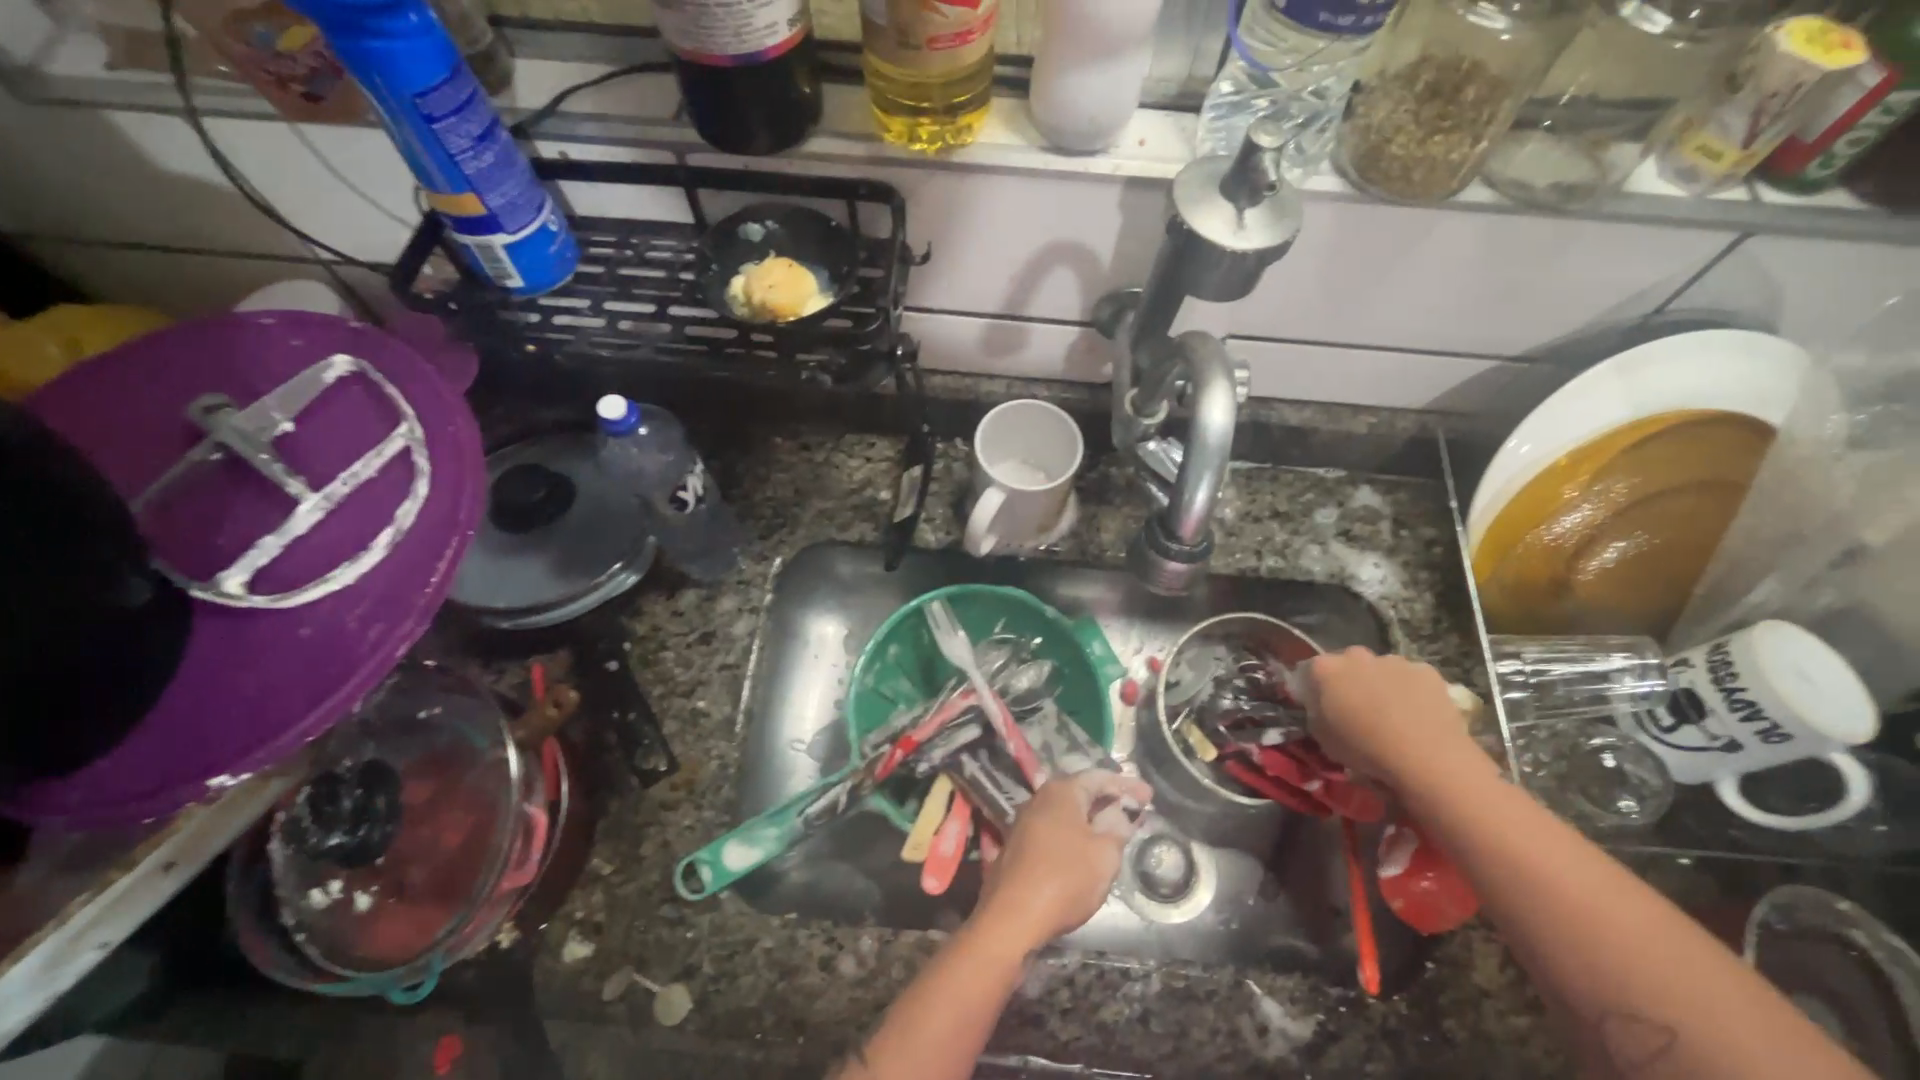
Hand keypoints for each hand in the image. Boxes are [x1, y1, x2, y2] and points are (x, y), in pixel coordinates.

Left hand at [969, 770, 1153, 954]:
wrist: (1011, 918)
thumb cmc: (1064, 879)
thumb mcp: (1104, 854)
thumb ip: (1117, 827)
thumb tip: (1118, 812)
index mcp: (1061, 792)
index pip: (1099, 777)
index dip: (1127, 785)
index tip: (1149, 795)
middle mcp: (1038, 799)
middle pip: (1080, 792)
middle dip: (1108, 800)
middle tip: (1135, 811)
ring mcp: (1023, 823)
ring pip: (1066, 813)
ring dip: (1091, 819)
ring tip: (1115, 831)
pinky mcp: (1017, 847)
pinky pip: (1054, 831)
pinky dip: (1074, 834)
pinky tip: (1086, 849)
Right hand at [1301, 647, 1480, 788]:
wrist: (1426, 757)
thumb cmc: (1365, 749)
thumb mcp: (1323, 739)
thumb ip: (1315, 714)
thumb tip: (1318, 706)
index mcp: (1326, 669)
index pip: (1309, 671)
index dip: (1313, 689)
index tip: (1319, 706)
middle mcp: (1357, 656)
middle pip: (1347, 664)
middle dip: (1348, 681)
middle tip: (1355, 708)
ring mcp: (1394, 660)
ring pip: (1381, 669)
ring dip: (1380, 684)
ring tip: (1390, 713)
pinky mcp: (1426, 670)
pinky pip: (1411, 677)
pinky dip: (1409, 690)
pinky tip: (1416, 713)